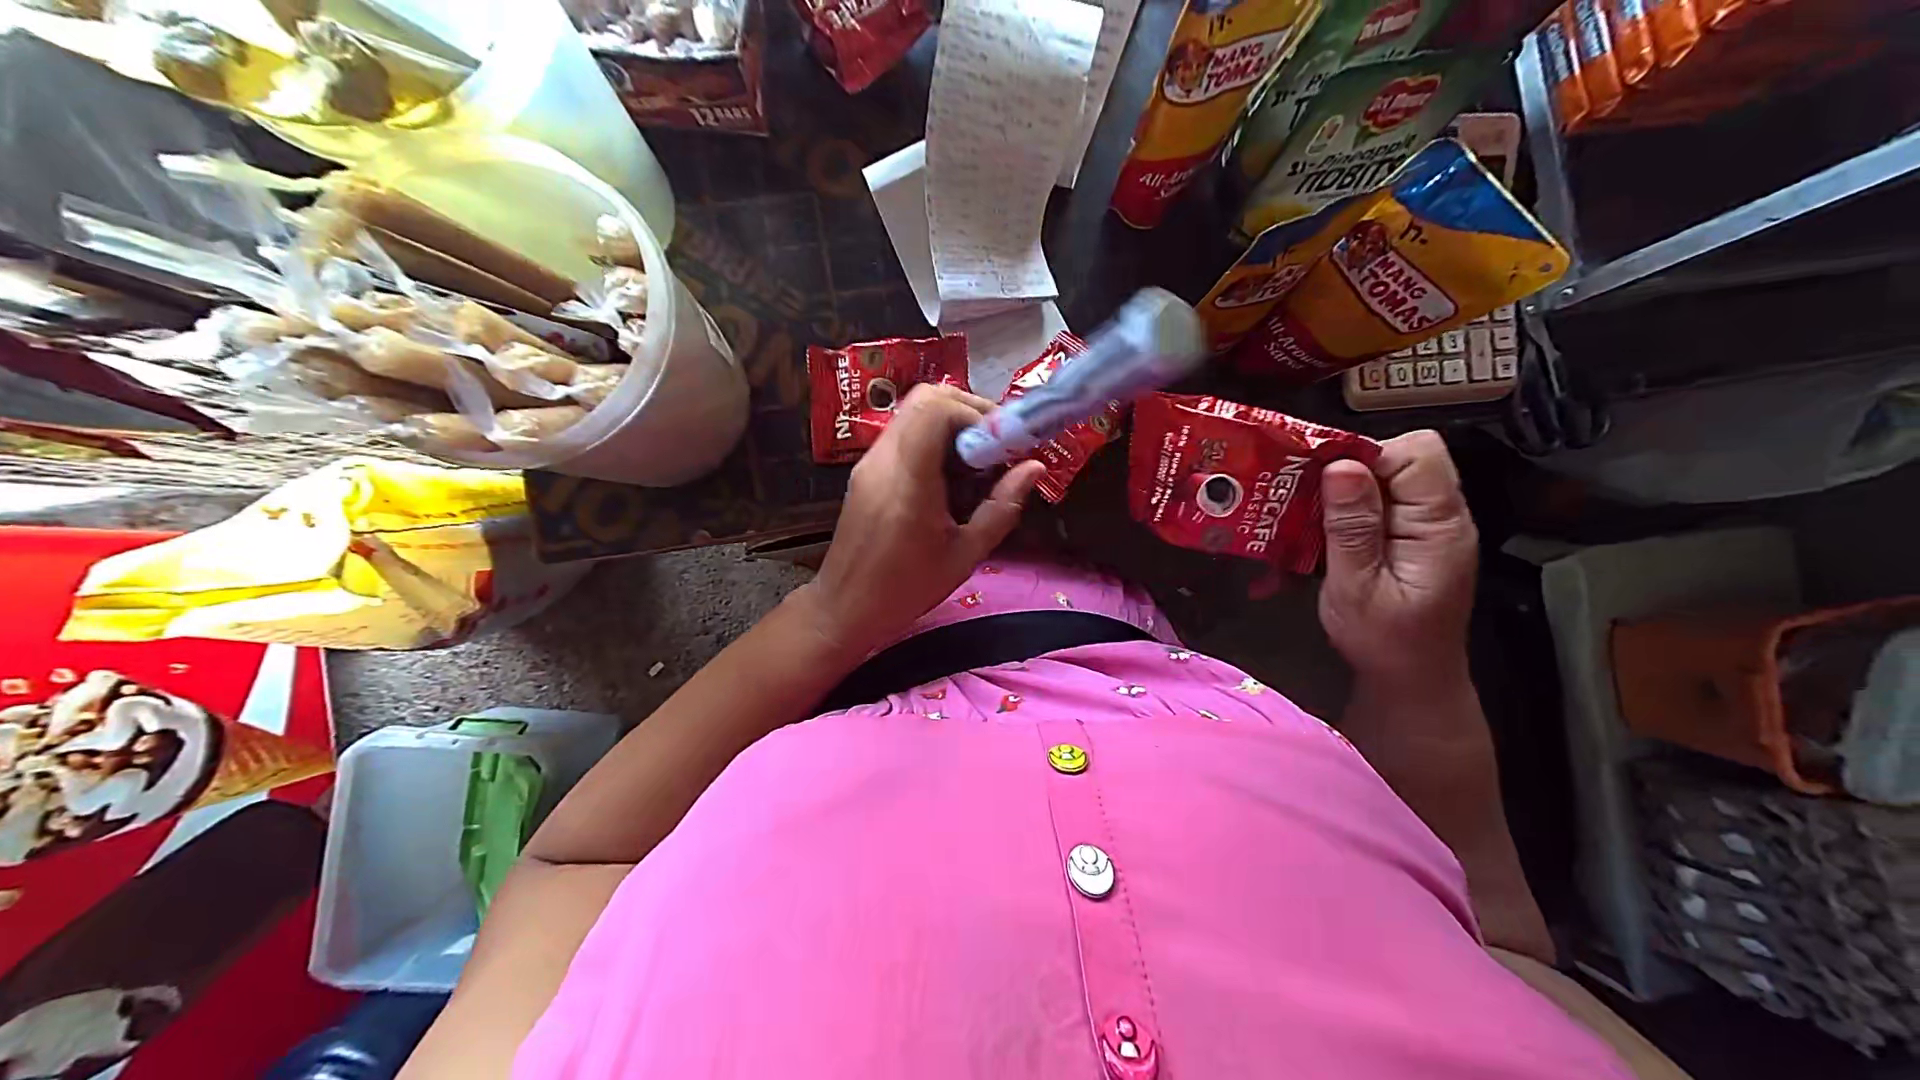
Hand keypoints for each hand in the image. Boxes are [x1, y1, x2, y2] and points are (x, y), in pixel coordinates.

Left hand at [798, 384, 1045, 658]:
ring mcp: (869, 462)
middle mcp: (884, 459)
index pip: (936, 409)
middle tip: (994, 446)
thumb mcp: (965, 555)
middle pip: (925, 398)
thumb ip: (1001, 507)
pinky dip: (931, 440)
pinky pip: (902, 434)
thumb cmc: (906, 590)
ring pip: (911, 413)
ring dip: (949, 425)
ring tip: (975, 463)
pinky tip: (948, 477)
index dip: (976, 413)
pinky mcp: (864, 471)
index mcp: (909, 479)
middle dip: (967, 410)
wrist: (843, 609)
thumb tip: (1035, 468)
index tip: (1001, 444)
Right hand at [1318, 430, 1477, 686]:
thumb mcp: (1356, 587)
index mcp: (1439, 525)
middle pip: (1402, 457)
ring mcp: (1427, 526)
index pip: (1417, 454)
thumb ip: (1351, 527)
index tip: (1320, 474)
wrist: (1411, 681)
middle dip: (1349, 468)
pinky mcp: (1410, 536)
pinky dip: (1347, 505)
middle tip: (1303, 492)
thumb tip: (1341, 466)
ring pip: (1387, 477)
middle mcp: (1442, 516)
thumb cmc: (1383, 642)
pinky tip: (1320, 525)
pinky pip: (1381, 501)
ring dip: (1343, 487)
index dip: (1367, 454)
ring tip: (1305, 509)